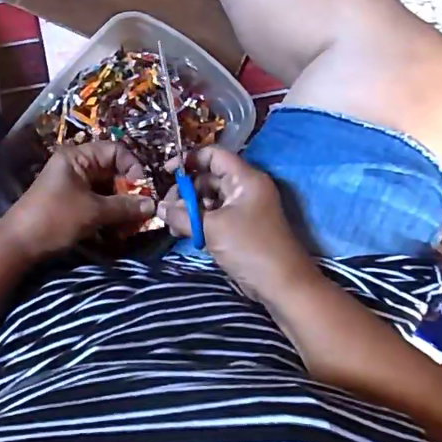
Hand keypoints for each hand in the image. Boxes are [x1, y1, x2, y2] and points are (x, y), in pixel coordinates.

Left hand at [0, 142, 156, 258]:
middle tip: (141, 212)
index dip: (132, 167)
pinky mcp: (71, 202)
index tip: (142, 190)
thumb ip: (125, 207)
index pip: (115, 150)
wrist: (19, 243)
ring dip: (121, 205)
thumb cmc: (55, 218)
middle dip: (129, 190)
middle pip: (112, 170)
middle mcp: (76, 165)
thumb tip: (153, 205)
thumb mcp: (93, 212)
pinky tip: (118, 229)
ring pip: (106, 188)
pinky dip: (109, 212)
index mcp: (77, 157)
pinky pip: (97, 201)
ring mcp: (72, 184)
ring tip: (131, 224)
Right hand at [160, 146, 319, 294]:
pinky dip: (198, 221)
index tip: (167, 172)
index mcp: (245, 179)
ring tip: (172, 224)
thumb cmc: (250, 248)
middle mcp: (245, 188)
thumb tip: (158, 208)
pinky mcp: (240, 227)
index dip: (189, 159)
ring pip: (208, 199)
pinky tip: (182, 232)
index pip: (214, 155)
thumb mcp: (212, 228)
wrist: (283, 286)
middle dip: (185, 191)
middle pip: (208, 178)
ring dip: (188, 209)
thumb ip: (182, 215)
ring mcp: (243, 209)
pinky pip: (214, 216)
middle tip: (166, 209)